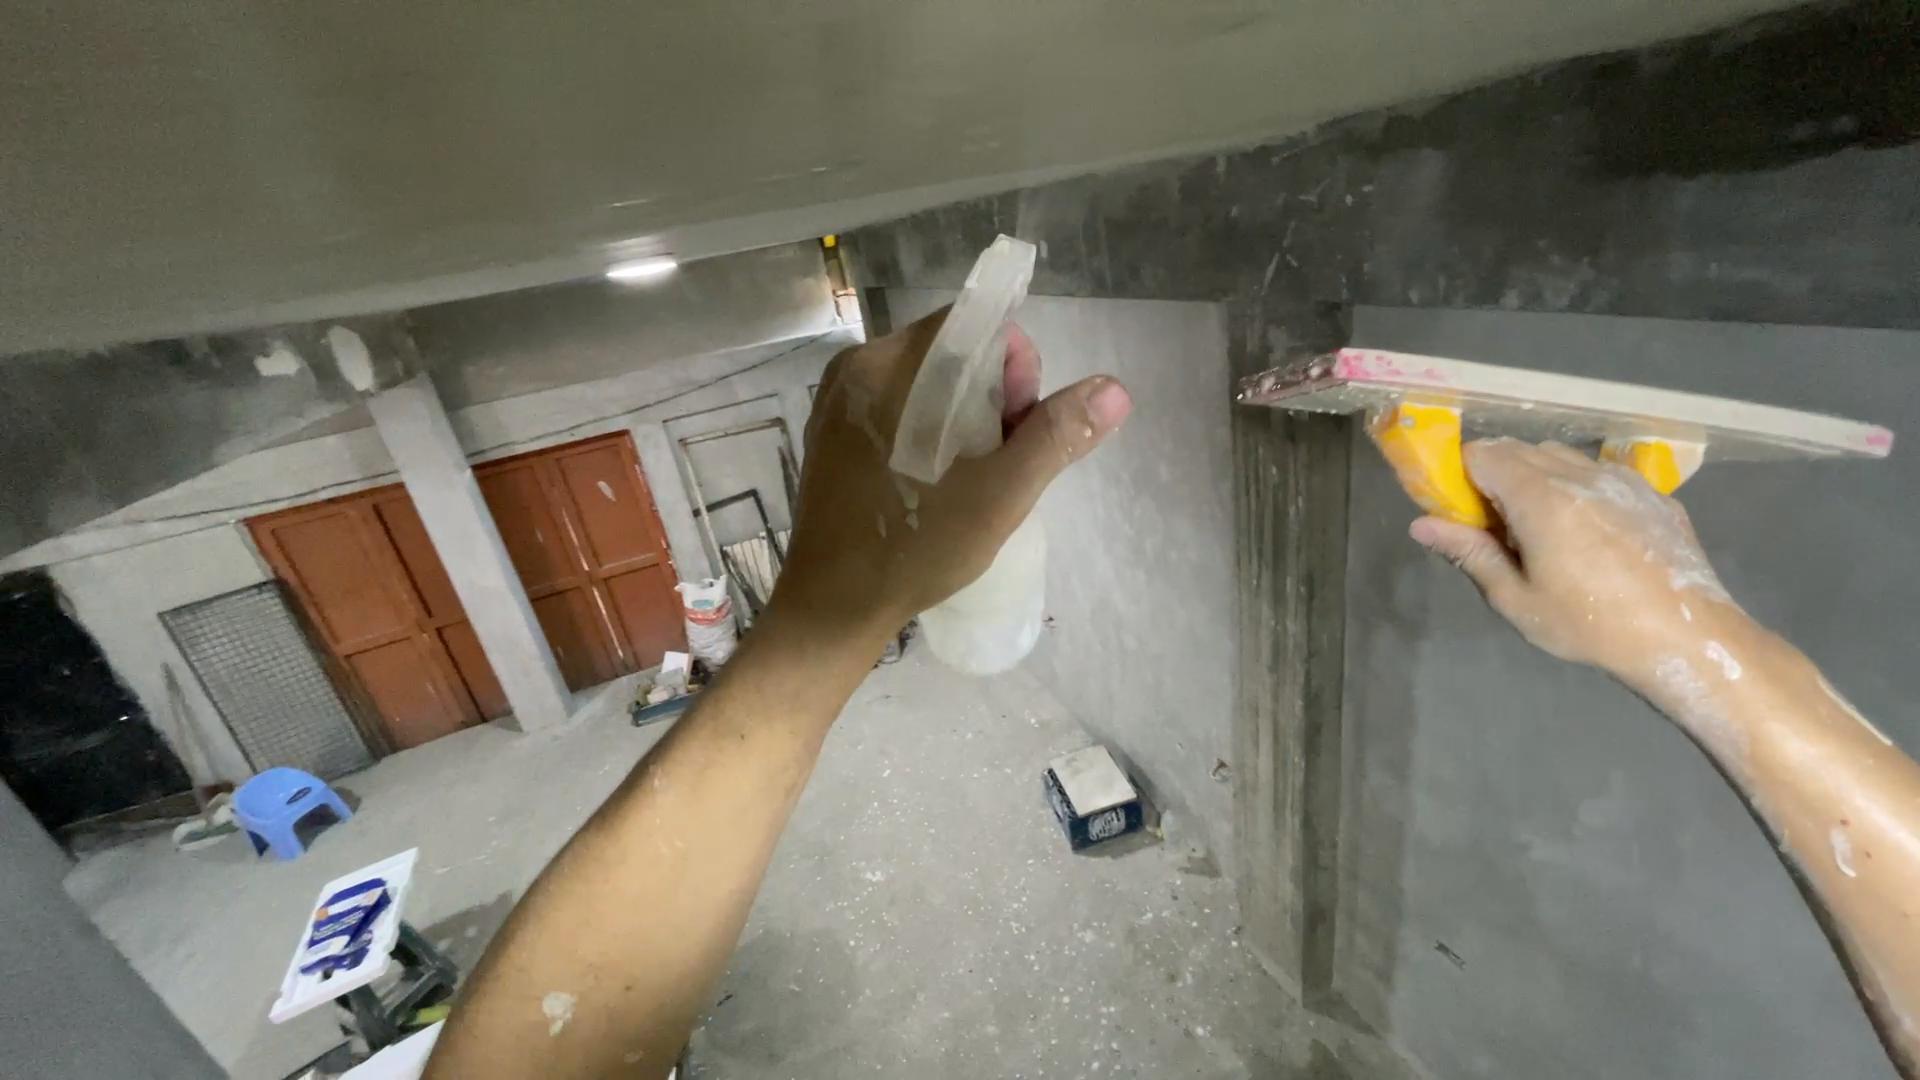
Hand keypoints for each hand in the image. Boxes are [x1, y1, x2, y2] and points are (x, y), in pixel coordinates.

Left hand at [770, 308, 1131, 642]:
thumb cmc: (916, 548)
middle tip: (995, 462)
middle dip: (990, 399)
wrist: (833, 606)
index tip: (1016, 427)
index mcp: (889, 365)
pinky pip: (896, 410)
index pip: (974, 326)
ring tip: (968, 478)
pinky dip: (927, 433)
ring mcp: (837, 403)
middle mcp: (856, 368)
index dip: (1013, 369)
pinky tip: (935, 483)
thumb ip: (1056, 436)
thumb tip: (1114, 390)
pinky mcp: (831, 435)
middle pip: (951, 353)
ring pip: (926, 384)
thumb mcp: (1000, 493)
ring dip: (962, 420)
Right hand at [1408, 439, 1744, 687]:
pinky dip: (1573, 485)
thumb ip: (1468, 552)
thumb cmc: (1589, 624)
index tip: (1458, 510)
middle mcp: (1581, 476)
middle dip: (1492, 476)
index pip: (1483, 454)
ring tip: (1537, 525)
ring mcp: (1623, 480)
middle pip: (1517, 449)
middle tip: (1493, 525)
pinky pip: (1597, 470)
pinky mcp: (1653, 493)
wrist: (1690, 640)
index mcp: (1542, 499)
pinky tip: (1582, 528)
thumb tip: (1420, 524)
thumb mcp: (1514, 597)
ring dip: (1532, 477)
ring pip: (1557, 455)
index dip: (1460, 476)